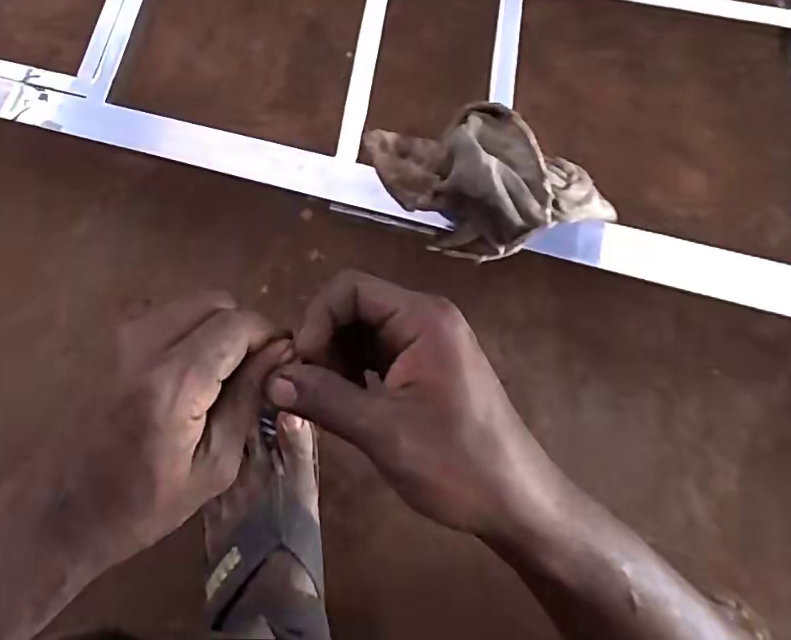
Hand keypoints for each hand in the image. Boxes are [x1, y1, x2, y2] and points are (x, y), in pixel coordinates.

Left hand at [3, 291, 291, 572]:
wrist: (55, 511)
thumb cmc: (138, 505)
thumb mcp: (212, 466)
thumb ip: (249, 398)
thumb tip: (281, 351)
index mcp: (172, 381)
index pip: (239, 324)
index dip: (268, 337)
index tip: (280, 363)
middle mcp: (144, 341)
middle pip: (218, 303)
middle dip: (243, 330)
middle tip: (250, 372)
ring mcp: (122, 333)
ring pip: (193, 304)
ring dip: (216, 330)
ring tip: (218, 377)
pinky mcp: (112, 336)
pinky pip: (169, 315)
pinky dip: (191, 332)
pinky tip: (186, 376)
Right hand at [266, 271, 565, 540]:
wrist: (518, 503)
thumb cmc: (458, 463)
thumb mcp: (385, 432)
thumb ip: (326, 398)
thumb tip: (272, 378)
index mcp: (422, 317)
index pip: (351, 287)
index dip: (318, 318)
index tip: (302, 366)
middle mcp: (425, 316)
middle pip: (354, 305)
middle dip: (324, 341)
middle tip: (308, 388)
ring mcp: (428, 340)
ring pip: (362, 329)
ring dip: (336, 358)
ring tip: (325, 400)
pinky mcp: (426, 364)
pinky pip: (377, 351)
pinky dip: (354, 370)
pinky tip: (348, 403)